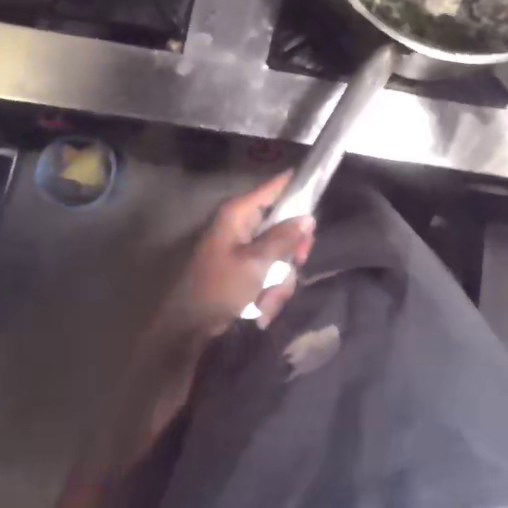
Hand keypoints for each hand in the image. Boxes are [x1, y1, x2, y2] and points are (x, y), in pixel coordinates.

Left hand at [155, 172, 315, 342]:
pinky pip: (270, 273)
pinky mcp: (245, 269)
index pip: (272, 188)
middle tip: (301, 260)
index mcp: (238, 214)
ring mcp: (243, 248)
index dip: (294, 184)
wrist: (191, 325)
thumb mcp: (256, 263)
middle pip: (283, 225)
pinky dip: (269, 292)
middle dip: (291, 253)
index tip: (316, 182)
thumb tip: (308, 218)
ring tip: (267, 302)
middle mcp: (241, 225)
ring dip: (279, 282)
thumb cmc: (220, 287)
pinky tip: (261, 311)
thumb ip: (283, 239)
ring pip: (280, 255)